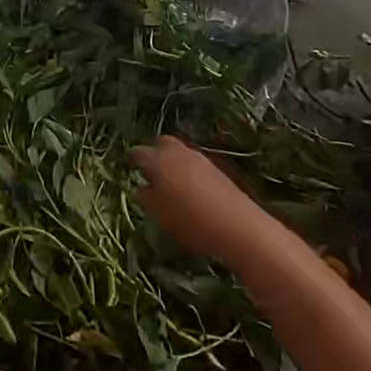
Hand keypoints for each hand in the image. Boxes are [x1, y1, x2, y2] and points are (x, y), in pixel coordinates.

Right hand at [130, 136, 279, 262]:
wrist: (240, 228)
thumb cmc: (189, 220)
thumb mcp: (158, 213)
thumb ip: (145, 196)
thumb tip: (143, 187)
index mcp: (157, 159)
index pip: (138, 151)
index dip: (132, 159)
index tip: (130, 167)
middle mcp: (178, 153)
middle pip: (162, 142)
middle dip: (155, 151)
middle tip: (151, 169)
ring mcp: (202, 160)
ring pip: (182, 152)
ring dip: (174, 161)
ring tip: (172, 181)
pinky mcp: (220, 171)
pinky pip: (197, 164)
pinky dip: (190, 171)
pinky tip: (191, 189)